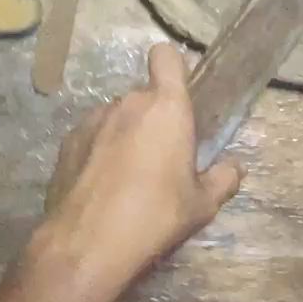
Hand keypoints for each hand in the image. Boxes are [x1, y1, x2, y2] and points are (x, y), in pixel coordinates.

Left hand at [26, 43, 242, 301]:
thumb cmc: (155, 216)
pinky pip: (92, 135)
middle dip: (153, 117)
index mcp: (165, 107)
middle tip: (161, 156)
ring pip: (117, 116)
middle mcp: (128, 103)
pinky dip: (99, 150)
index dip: (172, 68)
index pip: (165, 56)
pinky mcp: (68, 141)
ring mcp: (92, 120)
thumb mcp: (201, 205)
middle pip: (144, 95)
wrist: (87, 244)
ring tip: (128, 175)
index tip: (179, 95)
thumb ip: (222, 179)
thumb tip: (234, 167)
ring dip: (125, 134)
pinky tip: (101, 185)